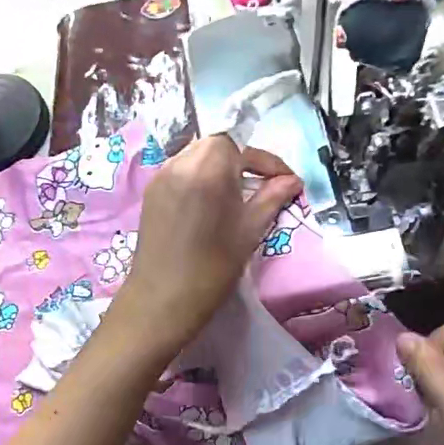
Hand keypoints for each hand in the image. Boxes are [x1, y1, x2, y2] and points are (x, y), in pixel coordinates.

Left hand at [115, 135, 303, 355]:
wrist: (162, 301)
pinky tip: (210, 204)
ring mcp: (161, 177)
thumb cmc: (212, 268)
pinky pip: (180, 171)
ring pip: (196, 155)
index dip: (264, 159)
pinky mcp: (150, 193)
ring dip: (219, 167)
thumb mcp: (249, 231)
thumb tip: (292, 181)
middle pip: (215, 144)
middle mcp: (180, 163)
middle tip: (262, 185)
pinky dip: (199, 177)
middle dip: (241, 159)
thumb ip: (271, 198)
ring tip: (237, 194)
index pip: (239, 143)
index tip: (283, 180)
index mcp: (208, 168)